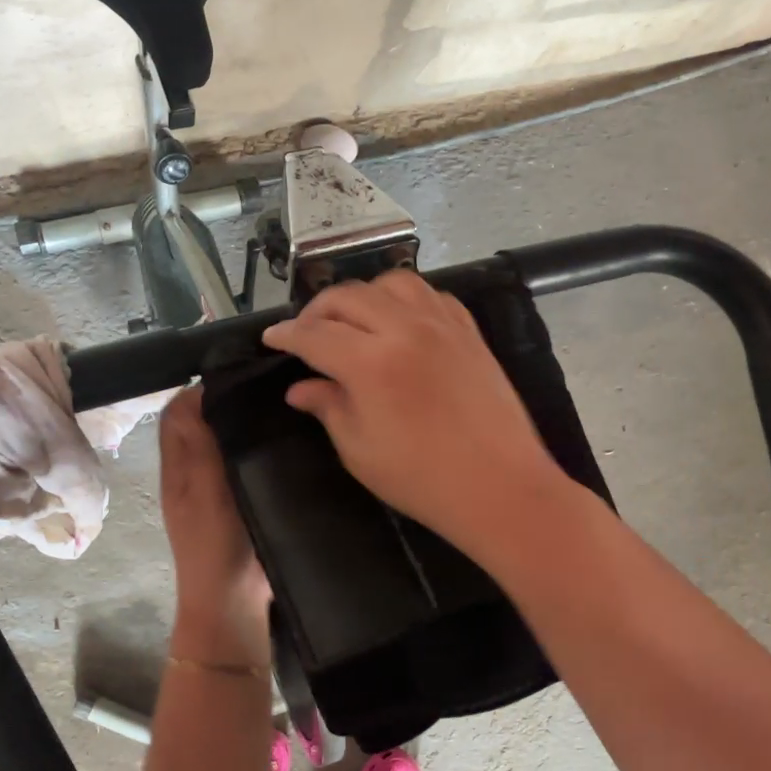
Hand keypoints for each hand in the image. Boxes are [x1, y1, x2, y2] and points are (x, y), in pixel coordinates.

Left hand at [158, 388, 269, 660]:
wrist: (234, 604)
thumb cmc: (214, 546)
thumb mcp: (205, 491)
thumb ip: (200, 445)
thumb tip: (197, 391)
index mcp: (178, 467)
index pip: (178, 413)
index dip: (199, 389)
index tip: (237, 373)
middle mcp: (194, 473)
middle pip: (201, 423)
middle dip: (225, 401)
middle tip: (265, 384)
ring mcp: (219, 488)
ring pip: (225, 441)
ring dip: (244, 422)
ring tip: (280, 403)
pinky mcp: (244, 500)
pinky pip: (247, 461)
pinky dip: (261, 446)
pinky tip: (287, 438)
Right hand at [260, 271, 572, 554]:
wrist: (500, 487)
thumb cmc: (422, 480)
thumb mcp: (360, 451)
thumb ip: (328, 408)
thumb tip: (300, 388)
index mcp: (370, 363)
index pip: (315, 334)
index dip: (286, 335)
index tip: (271, 338)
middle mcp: (404, 329)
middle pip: (348, 297)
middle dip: (317, 310)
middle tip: (305, 333)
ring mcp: (441, 325)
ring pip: (390, 283)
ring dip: (361, 296)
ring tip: (351, 321)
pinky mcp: (468, 331)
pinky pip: (430, 295)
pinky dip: (404, 299)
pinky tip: (398, 321)